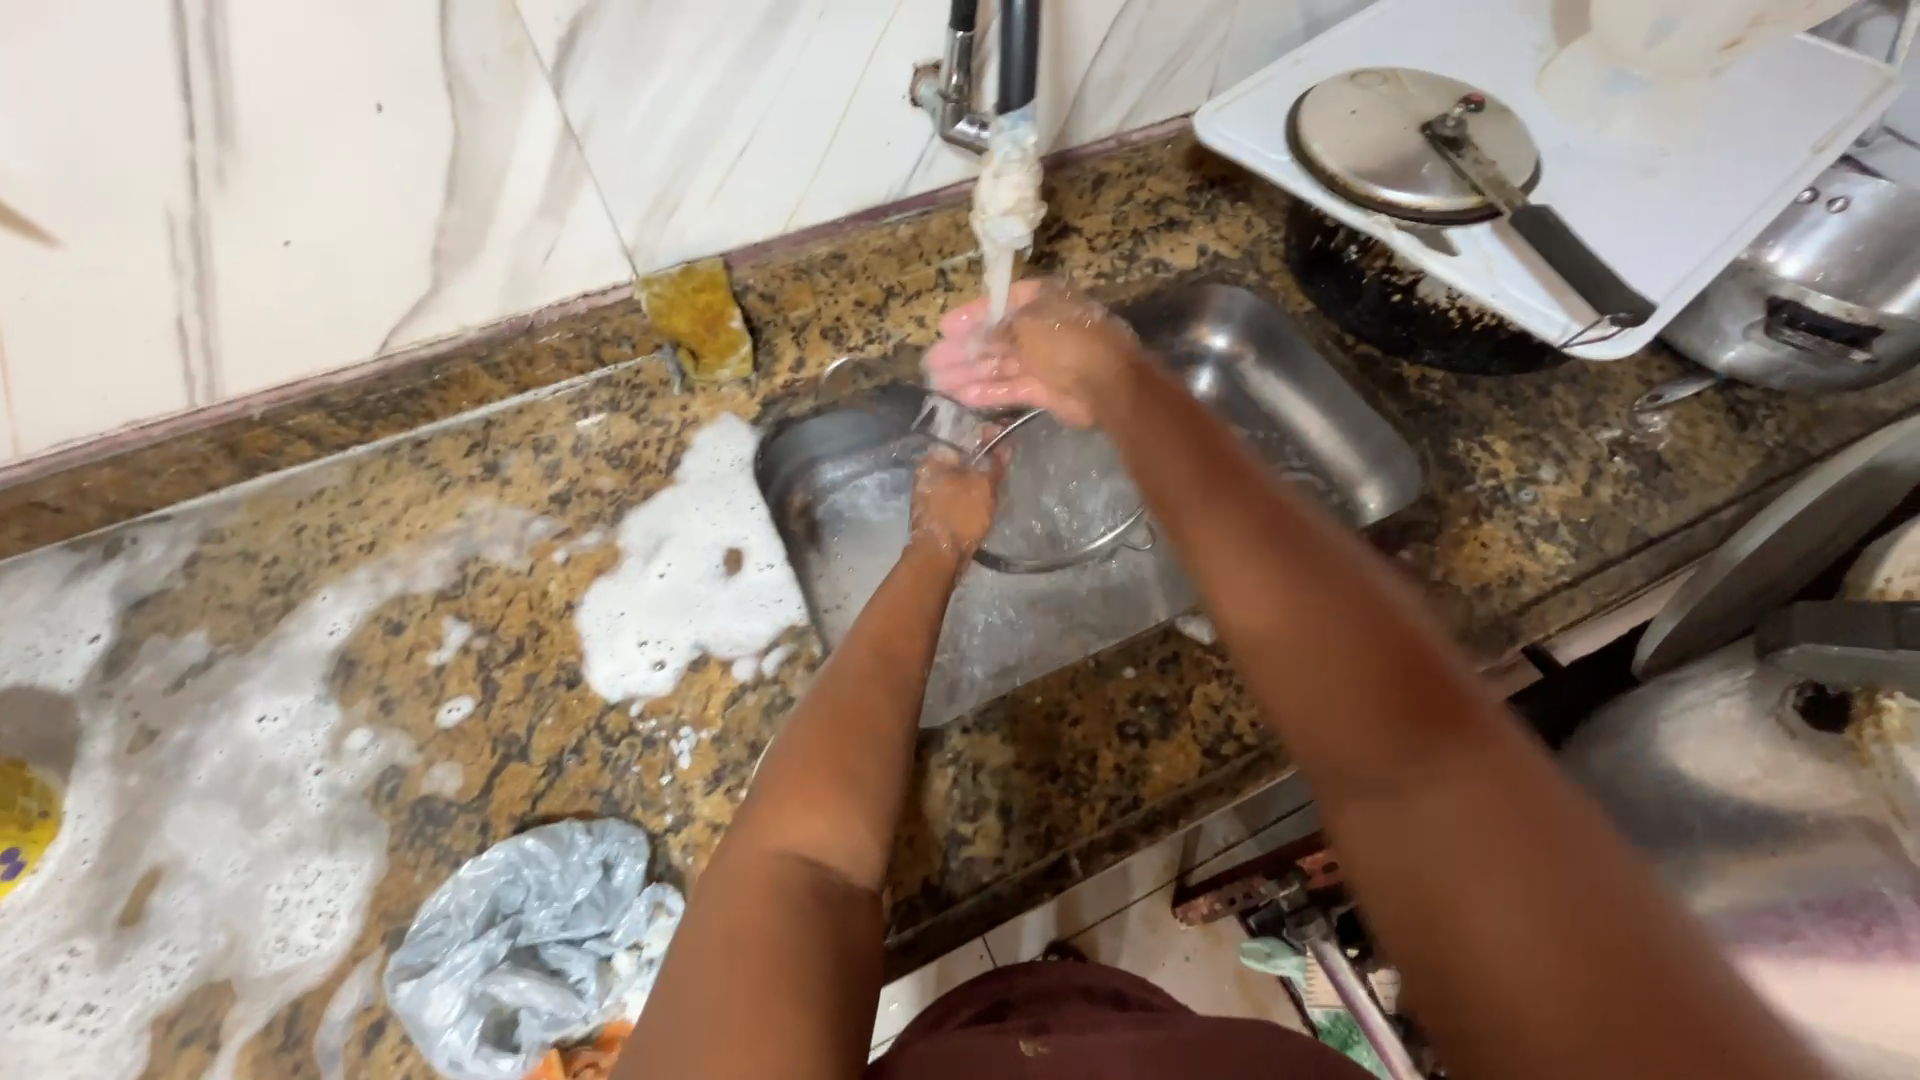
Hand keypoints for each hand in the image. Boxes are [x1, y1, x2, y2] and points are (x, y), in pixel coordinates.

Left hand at [908, 447, 1000, 564]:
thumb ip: (994, 463)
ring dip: (978, 481)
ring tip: (998, 483)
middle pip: (961, 460)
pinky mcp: (935, 511)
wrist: (940, 556)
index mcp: (933, 459)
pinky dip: (970, 496)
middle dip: (982, 462)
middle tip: (1004, 465)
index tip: (1005, 441)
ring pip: (960, 479)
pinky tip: (985, 500)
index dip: (986, 438)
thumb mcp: (983, 485)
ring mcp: (928, 493)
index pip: (963, 438)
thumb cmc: (960, 514)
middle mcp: (926, 473)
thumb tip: (1005, 444)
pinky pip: (957, 496)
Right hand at [923, 280, 1143, 428]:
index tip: (943, 329)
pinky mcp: (1043, 389)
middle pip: (994, 339)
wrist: (1106, 384)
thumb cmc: (1066, 342)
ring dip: (968, 373)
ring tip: (937, 383)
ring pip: (998, 365)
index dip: (970, 317)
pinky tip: (960, 396)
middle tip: (931, 362)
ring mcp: (1042, 361)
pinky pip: (1009, 387)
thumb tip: (971, 335)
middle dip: (962, 351)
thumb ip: (996, 330)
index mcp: (1040, 301)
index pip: (998, 304)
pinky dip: (986, 391)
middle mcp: (1040, 328)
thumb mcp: (1026, 325)